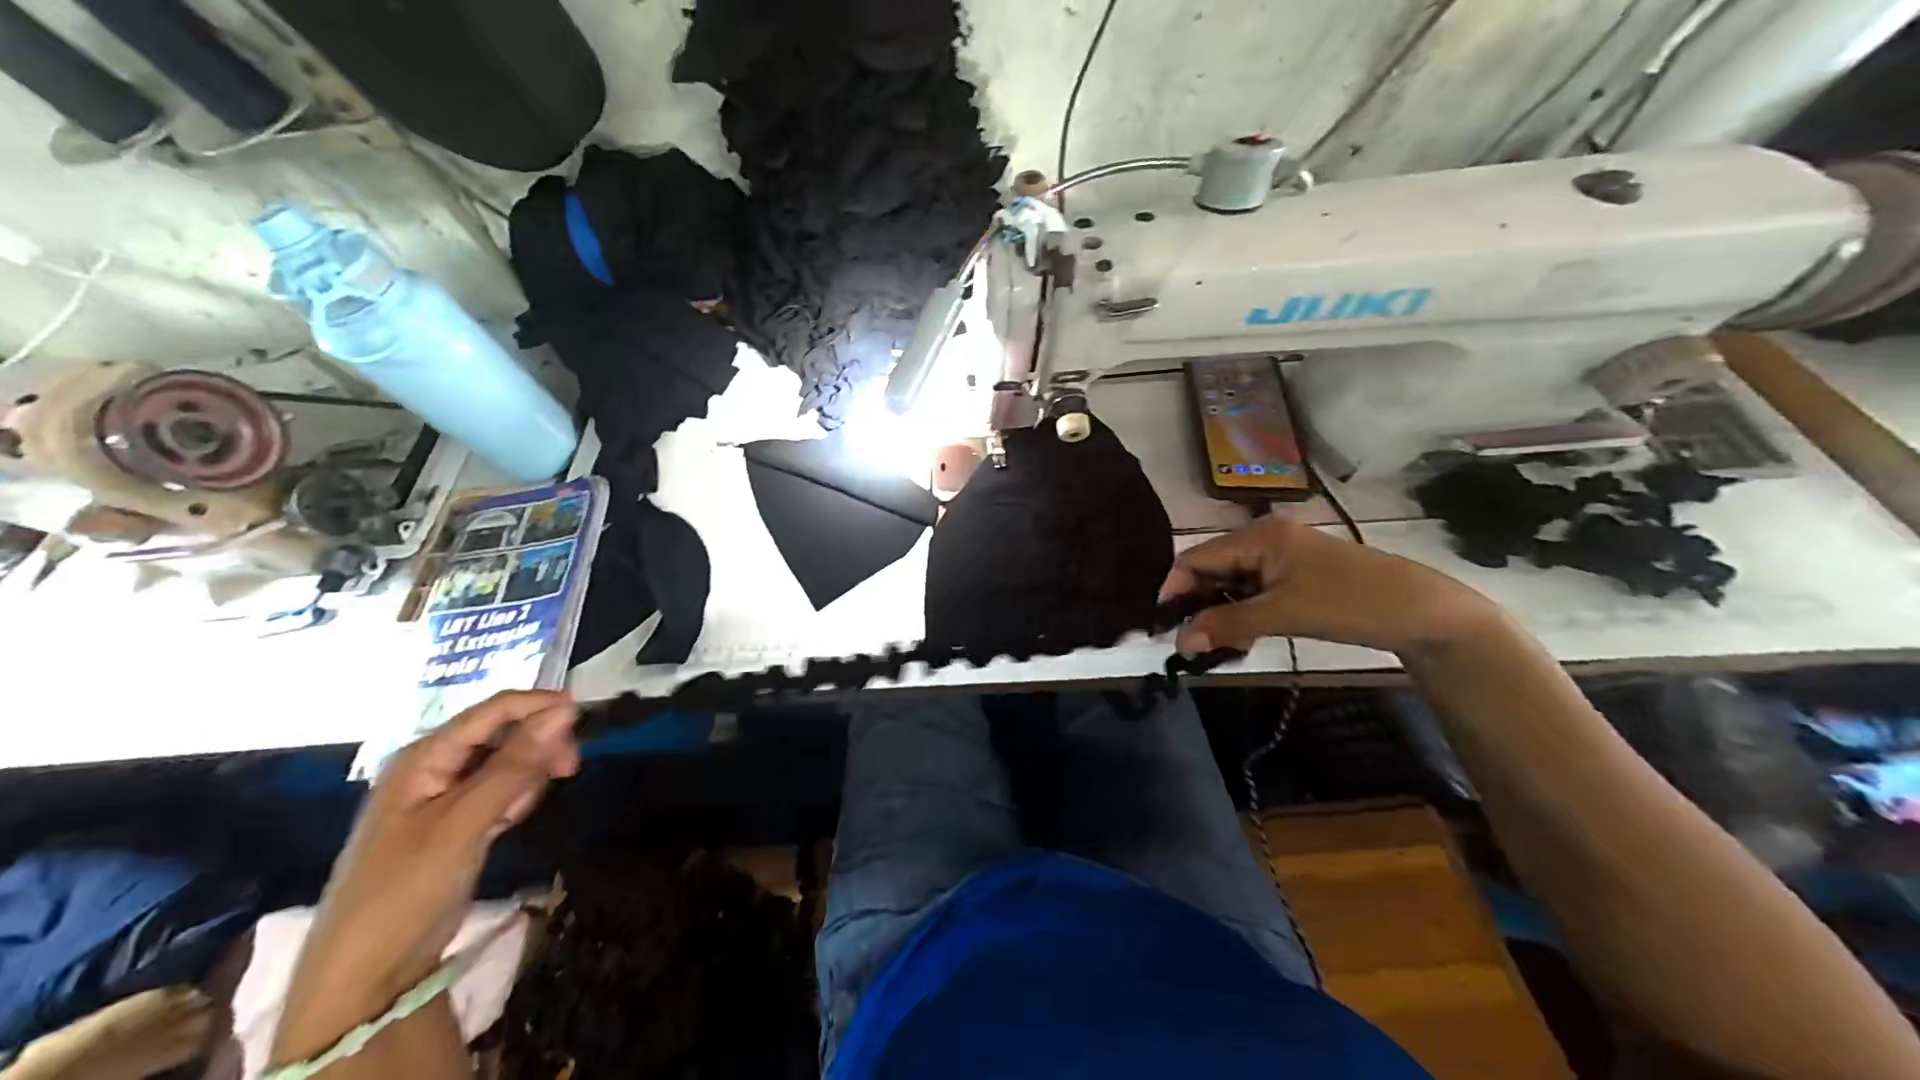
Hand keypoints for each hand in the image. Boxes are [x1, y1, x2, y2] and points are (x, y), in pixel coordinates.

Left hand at [274, 691, 577, 1062]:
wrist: (367, 973)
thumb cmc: (407, 889)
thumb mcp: (464, 822)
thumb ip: (515, 764)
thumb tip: (565, 711)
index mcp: (424, 756)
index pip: (493, 709)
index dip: (539, 705)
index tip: (585, 717)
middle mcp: (433, 766)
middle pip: (502, 732)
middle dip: (538, 743)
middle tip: (568, 770)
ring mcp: (444, 796)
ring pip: (506, 761)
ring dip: (527, 775)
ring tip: (522, 811)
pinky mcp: (457, 822)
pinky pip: (500, 790)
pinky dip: (516, 798)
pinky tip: (512, 820)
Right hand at [1159, 517, 1496, 656]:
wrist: (1422, 611)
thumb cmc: (1349, 603)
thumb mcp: (1282, 615)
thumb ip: (1227, 625)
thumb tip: (1179, 643)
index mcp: (1258, 536)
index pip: (1196, 558)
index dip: (1175, 589)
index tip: (1165, 626)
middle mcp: (1265, 538)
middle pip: (1212, 568)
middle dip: (1199, 604)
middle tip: (1195, 643)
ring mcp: (1283, 555)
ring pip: (1232, 582)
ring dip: (1221, 612)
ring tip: (1223, 645)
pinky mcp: (1296, 573)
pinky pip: (1254, 589)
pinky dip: (1244, 612)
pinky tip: (1246, 637)